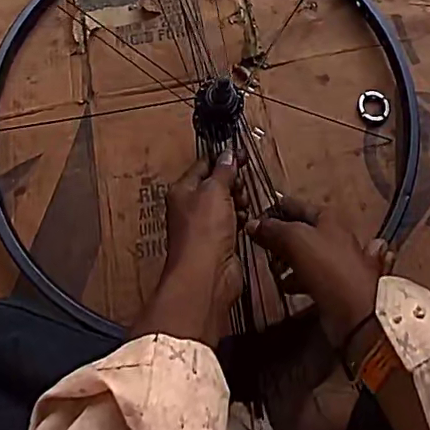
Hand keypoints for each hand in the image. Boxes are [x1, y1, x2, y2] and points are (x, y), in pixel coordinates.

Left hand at [128, 152, 242, 345]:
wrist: (206, 276)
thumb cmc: (204, 229)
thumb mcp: (214, 191)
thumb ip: (223, 171)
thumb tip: (228, 153)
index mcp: (182, 189)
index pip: (203, 165)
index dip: (223, 158)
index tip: (243, 154)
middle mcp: (191, 206)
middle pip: (216, 184)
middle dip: (233, 182)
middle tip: (242, 186)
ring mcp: (205, 225)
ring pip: (226, 203)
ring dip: (239, 201)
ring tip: (244, 206)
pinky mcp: (219, 242)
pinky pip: (233, 222)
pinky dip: (241, 219)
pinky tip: (247, 221)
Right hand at [247, 196, 392, 345]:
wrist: (358, 314)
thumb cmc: (326, 266)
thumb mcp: (295, 240)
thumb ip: (272, 230)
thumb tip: (251, 223)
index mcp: (327, 217)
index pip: (294, 205)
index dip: (272, 209)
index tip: (252, 218)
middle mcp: (333, 235)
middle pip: (299, 230)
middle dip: (278, 237)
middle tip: (258, 244)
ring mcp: (336, 262)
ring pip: (304, 254)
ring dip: (286, 260)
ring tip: (271, 268)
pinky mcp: (335, 287)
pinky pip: (309, 276)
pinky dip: (296, 279)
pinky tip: (286, 286)